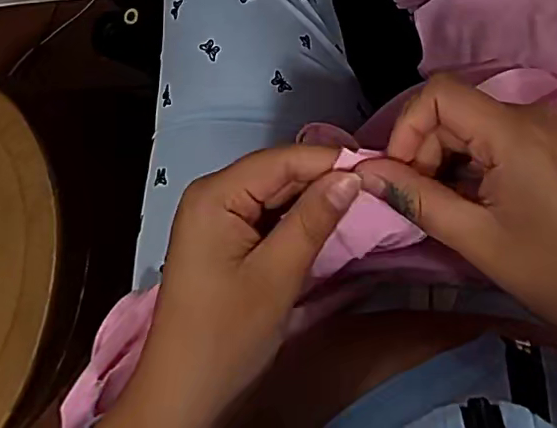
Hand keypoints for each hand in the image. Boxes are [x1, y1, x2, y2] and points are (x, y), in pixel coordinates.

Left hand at [104, 145, 361, 427]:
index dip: (328, 160)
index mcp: (215, 194)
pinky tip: (326, 218)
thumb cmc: (223, 339)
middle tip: (373, 185)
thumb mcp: (276, 278)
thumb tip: (349, 177)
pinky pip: (267, 210)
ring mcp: (216, 212)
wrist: (183, 396)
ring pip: (275, 190)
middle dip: (323, 177)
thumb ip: (312, 221)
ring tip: (360, 198)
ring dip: (314, 195)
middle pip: (277, 171)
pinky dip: (297, 215)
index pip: (281, 160)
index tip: (374, 167)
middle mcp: (212, 192)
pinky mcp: (224, 233)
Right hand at [357, 77, 556, 427]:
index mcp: (512, 129)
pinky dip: (468, 162)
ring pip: (468, 123)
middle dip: (423, 149)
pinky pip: (491, 136)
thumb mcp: (475, 238)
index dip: (407, 126)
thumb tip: (365, 171)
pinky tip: (470, 201)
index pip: (439, 94)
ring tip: (444, 206)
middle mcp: (527, 114)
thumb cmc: (555, 273)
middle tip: (417, 200)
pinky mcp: (547, 144)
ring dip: (444, 158)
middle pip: (452, 109)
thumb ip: (416, 198)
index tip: (397, 174)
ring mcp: (541, 127)